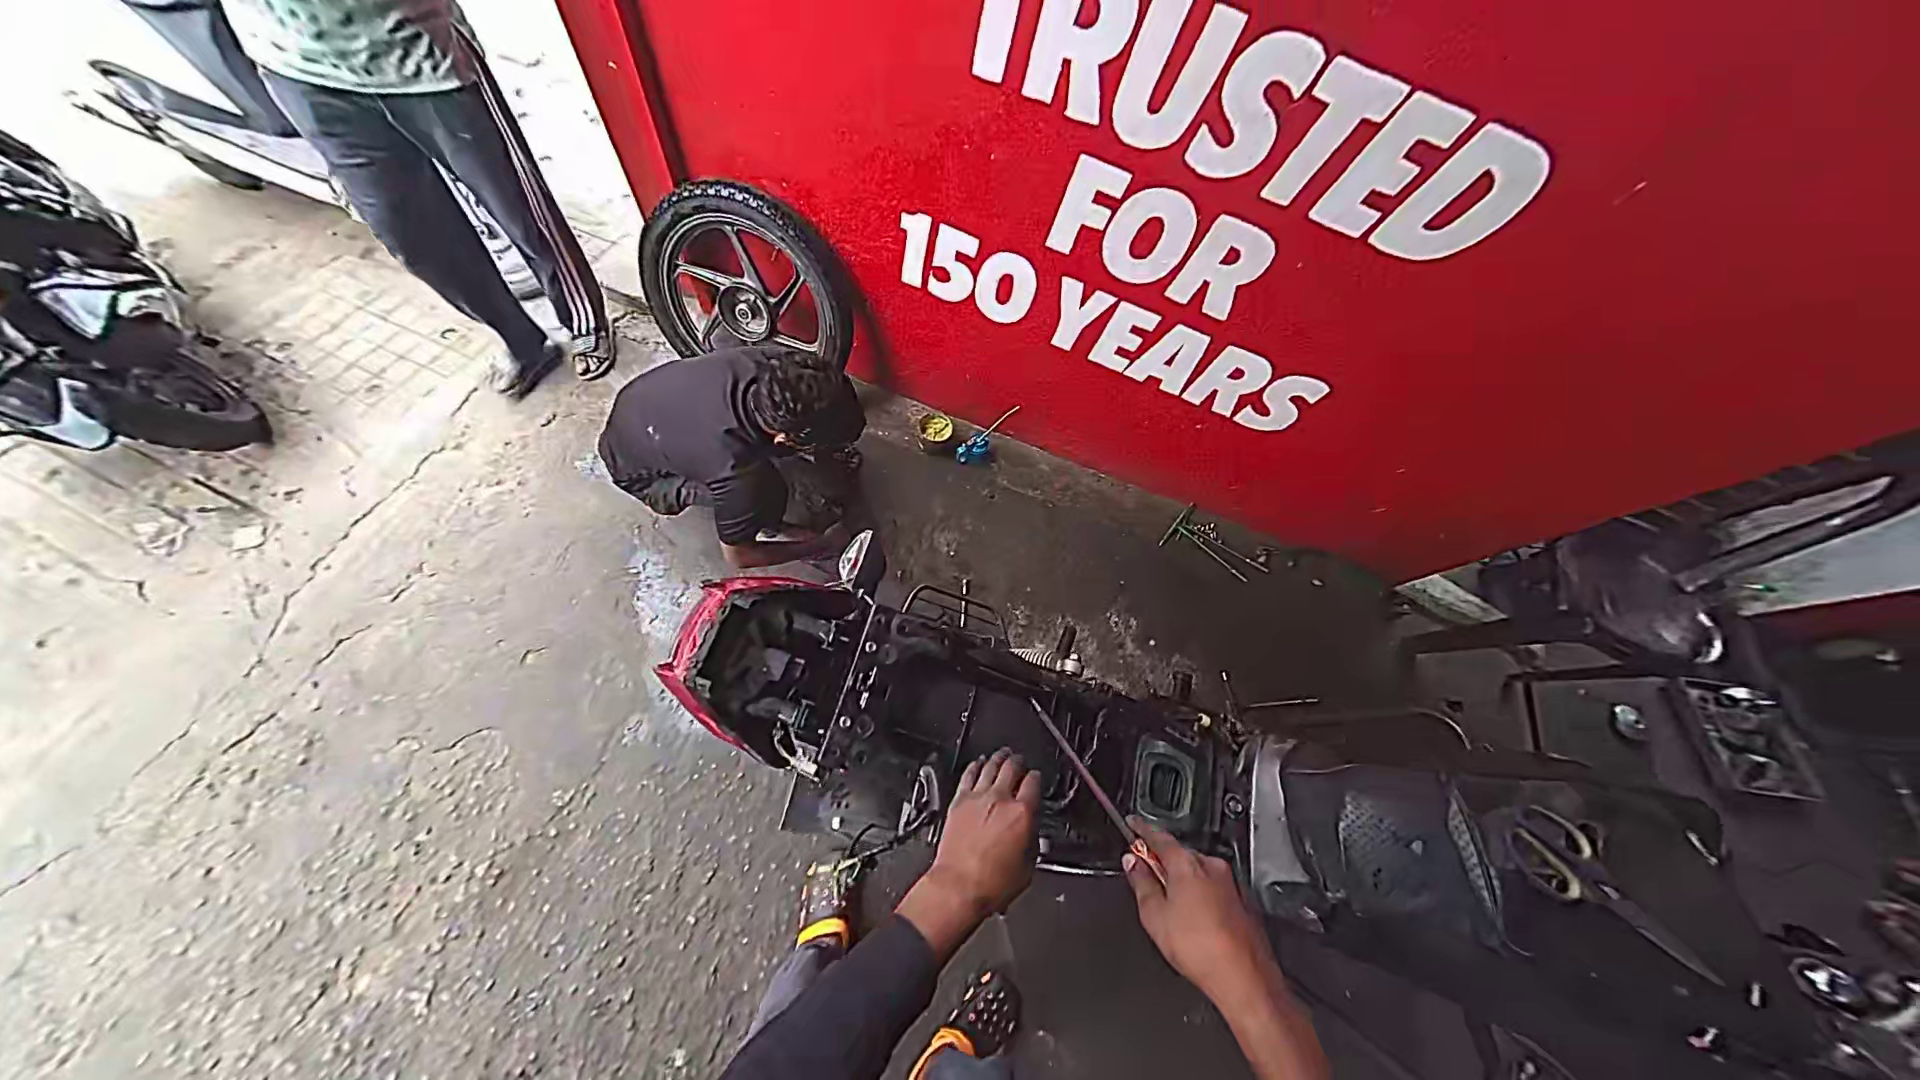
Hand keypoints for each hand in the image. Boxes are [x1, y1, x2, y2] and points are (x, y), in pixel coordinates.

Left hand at [896, 749, 1040, 959]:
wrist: (959, 887)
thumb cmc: (991, 884)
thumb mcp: (1027, 867)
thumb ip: (1032, 842)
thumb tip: (1030, 834)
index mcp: (1022, 814)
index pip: (1033, 783)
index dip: (1036, 777)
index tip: (1035, 777)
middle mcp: (1000, 800)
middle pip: (1012, 767)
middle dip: (1018, 761)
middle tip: (1020, 760)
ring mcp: (977, 798)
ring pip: (990, 766)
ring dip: (998, 757)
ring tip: (1002, 754)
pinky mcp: (959, 802)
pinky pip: (968, 775)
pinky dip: (975, 766)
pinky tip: (977, 763)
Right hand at [1124, 820, 1328, 1079]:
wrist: (1245, 981)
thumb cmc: (1203, 951)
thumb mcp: (1154, 916)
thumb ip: (1140, 882)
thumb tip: (1132, 864)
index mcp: (1186, 863)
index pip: (1158, 835)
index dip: (1141, 828)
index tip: (1133, 824)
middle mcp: (1211, 866)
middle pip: (1178, 853)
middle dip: (1161, 861)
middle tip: (1145, 874)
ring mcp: (1230, 883)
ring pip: (1197, 871)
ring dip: (1181, 879)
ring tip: (1171, 909)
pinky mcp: (1242, 901)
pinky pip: (1213, 887)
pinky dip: (1200, 894)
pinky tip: (1194, 921)